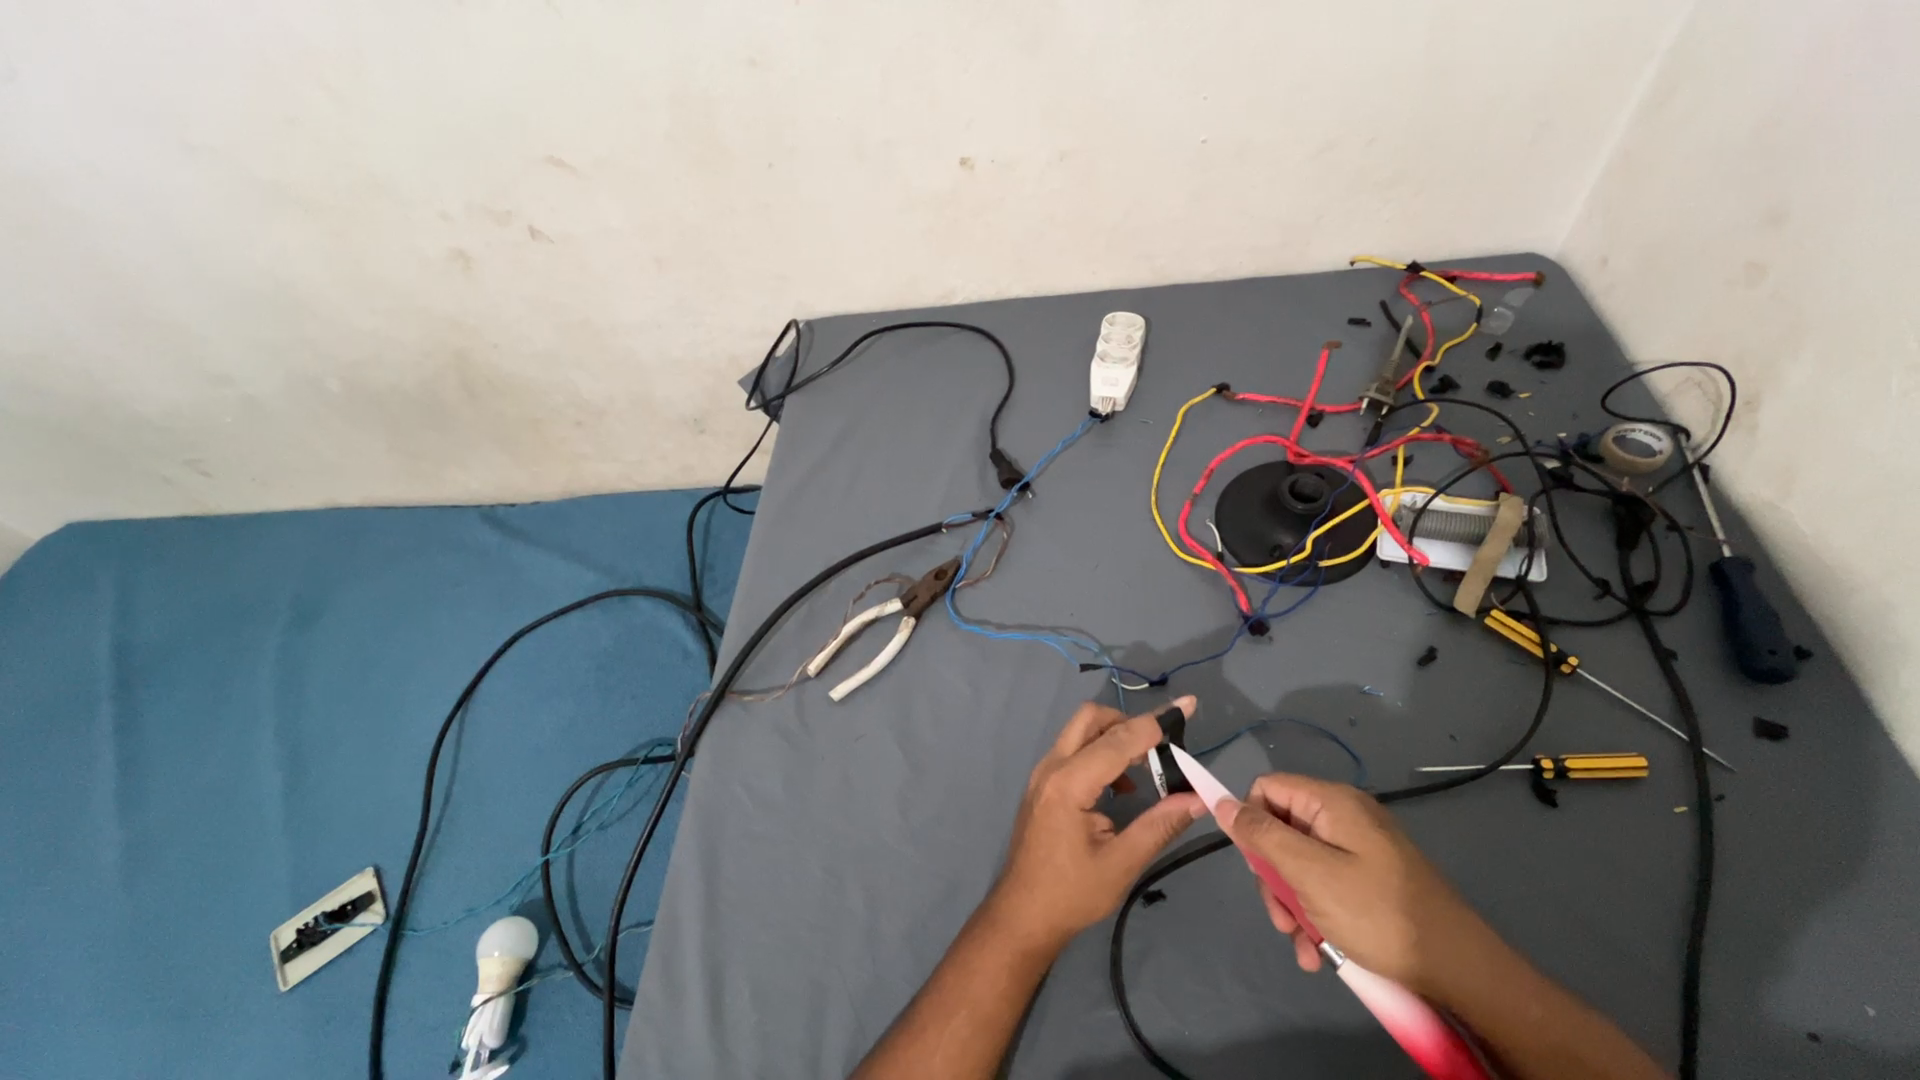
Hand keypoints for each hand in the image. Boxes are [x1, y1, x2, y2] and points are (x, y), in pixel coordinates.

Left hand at [985, 698, 1206, 950]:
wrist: (1022, 915)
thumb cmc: (1072, 893)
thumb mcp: (1123, 862)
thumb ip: (1161, 824)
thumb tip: (1199, 798)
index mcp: (1069, 783)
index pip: (1119, 739)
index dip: (1156, 722)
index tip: (1188, 707)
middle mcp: (1051, 768)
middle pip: (1091, 718)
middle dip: (1128, 722)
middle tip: (1161, 746)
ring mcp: (1042, 774)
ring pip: (1080, 731)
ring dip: (1114, 738)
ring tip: (1146, 768)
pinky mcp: (1043, 785)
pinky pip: (1073, 751)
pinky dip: (1100, 753)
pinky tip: (1122, 788)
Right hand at [1216, 772, 1497, 996]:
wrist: (1457, 968)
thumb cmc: (1377, 913)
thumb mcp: (1309, 873)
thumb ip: (1262, 835)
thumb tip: (1221, 802)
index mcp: (1332, 803)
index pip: (1268, 789)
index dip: (1250, 821)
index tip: (1253, 865)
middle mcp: (1345, 819)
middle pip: (1281, 832)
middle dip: (1273, 878)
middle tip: (1280, 917)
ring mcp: (1359, 851)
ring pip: (1300, 867)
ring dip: (1292, 906)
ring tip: (1302, 944)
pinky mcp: (1369, 882)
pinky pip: (1325, 889)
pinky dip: (1316, 918)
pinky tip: (1318, 952)